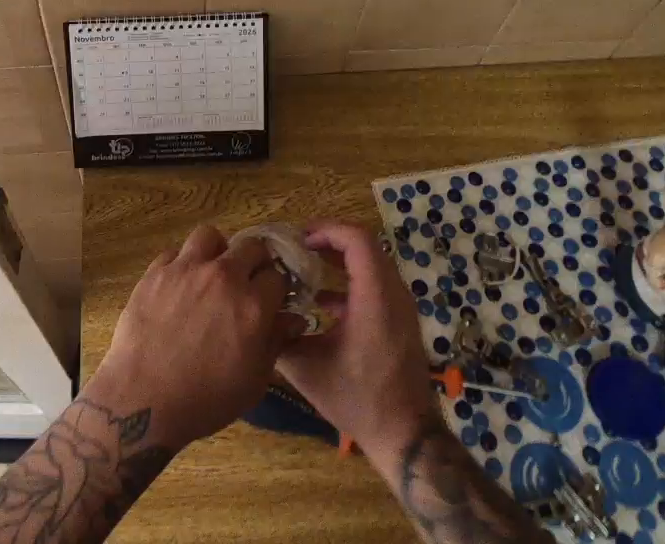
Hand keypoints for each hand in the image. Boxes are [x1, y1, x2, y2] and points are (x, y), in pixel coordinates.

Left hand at [88, 224, 303, 447]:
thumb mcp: (254, 380)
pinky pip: (174, 253)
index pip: (278, 276)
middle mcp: (222, 277)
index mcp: (252, 304)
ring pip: (210, 236)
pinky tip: (179, 286)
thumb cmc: (206, 399)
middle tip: (248, 281)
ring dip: (218, 250)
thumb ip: (276, 342)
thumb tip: (294, 319)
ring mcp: (186, 270)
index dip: (278, 287)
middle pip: (251, 246)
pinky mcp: (155, 273)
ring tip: (212, 272)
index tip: (272, 298)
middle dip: (256, 261)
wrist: (144, 401)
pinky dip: (181, 264)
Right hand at [275, 221, 438, 469]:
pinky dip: (348, 282)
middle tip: (296, 249)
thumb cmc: (358, 399)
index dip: (327, 230)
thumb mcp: (308, 370)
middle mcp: (393, 293)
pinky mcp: (400, 320)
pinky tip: (320, 303)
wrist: (405, 433)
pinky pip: (375, 285)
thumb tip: (259, 315)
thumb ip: (280, 337)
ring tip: (304, 268)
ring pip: (371, 265)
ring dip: (338, 261)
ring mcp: (400, 307)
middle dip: (329, 241)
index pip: (357, 240)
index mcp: (375, 297)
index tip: (298, 239)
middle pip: (365, 247)